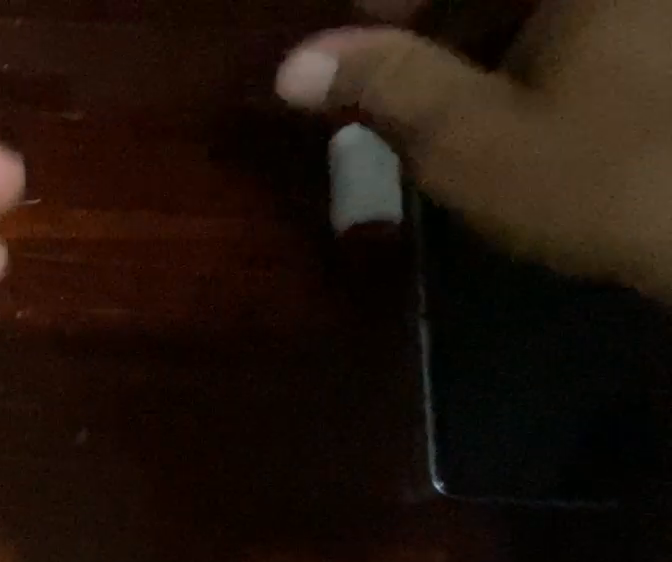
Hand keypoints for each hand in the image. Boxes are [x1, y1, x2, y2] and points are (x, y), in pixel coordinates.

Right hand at [275, 0, 671, 300]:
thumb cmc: (594, 176)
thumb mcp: (464, 137)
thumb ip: (383, 85)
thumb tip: (294, 63)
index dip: (385, 4)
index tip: (340, 37)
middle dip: (427, 19)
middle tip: (369, 66)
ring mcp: (644, 16)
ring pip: (534, 15)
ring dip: (469, 37)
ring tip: (418, 89)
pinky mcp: (652, 46)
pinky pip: (578, 32)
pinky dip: (521, 50)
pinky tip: (492, 92)